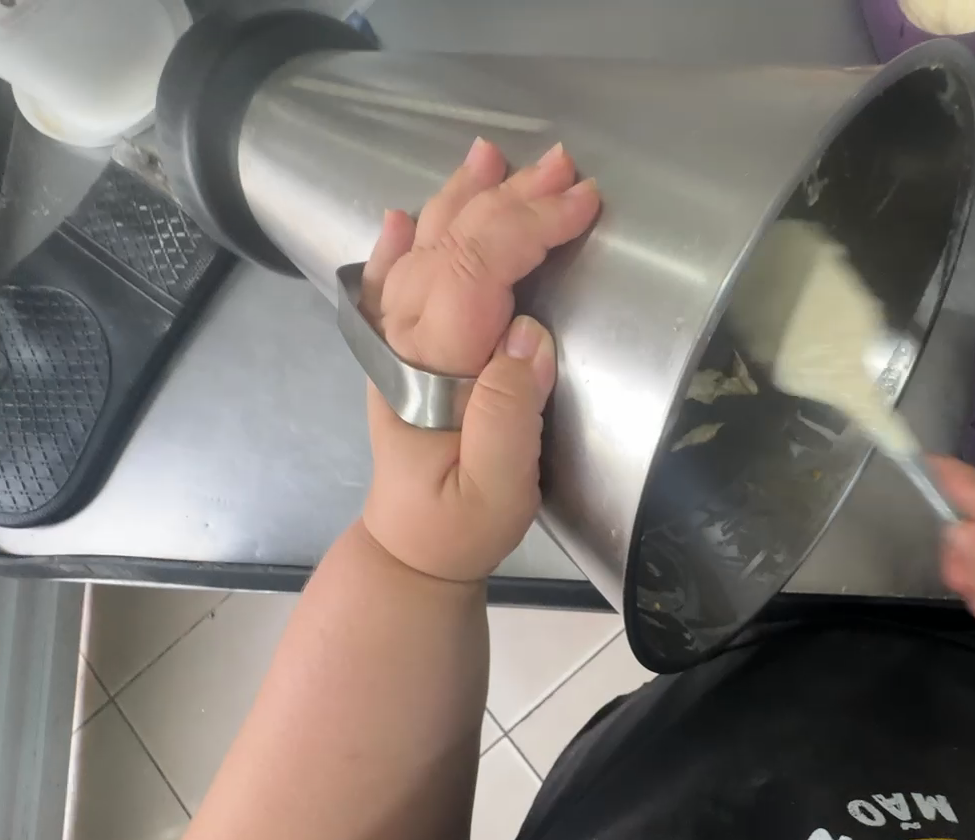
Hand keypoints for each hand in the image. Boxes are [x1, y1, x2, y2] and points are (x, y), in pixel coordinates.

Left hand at [356, 138, 600, 582]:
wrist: (410, 548)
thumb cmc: (460, 524)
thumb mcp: (499, 488)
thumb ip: (508, 414)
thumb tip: (529, 336)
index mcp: (432, 368)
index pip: (478, 271)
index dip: (530, 228)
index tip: (584, 205)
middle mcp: (404, 341)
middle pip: (452, 245)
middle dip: (511, 200)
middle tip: (564, 169)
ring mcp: (393, 343)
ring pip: (423, 250)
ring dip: (463, 199)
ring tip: (494, 156)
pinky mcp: (396, 354)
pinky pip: (390, 284)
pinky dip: (400, 243)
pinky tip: (404, 216)